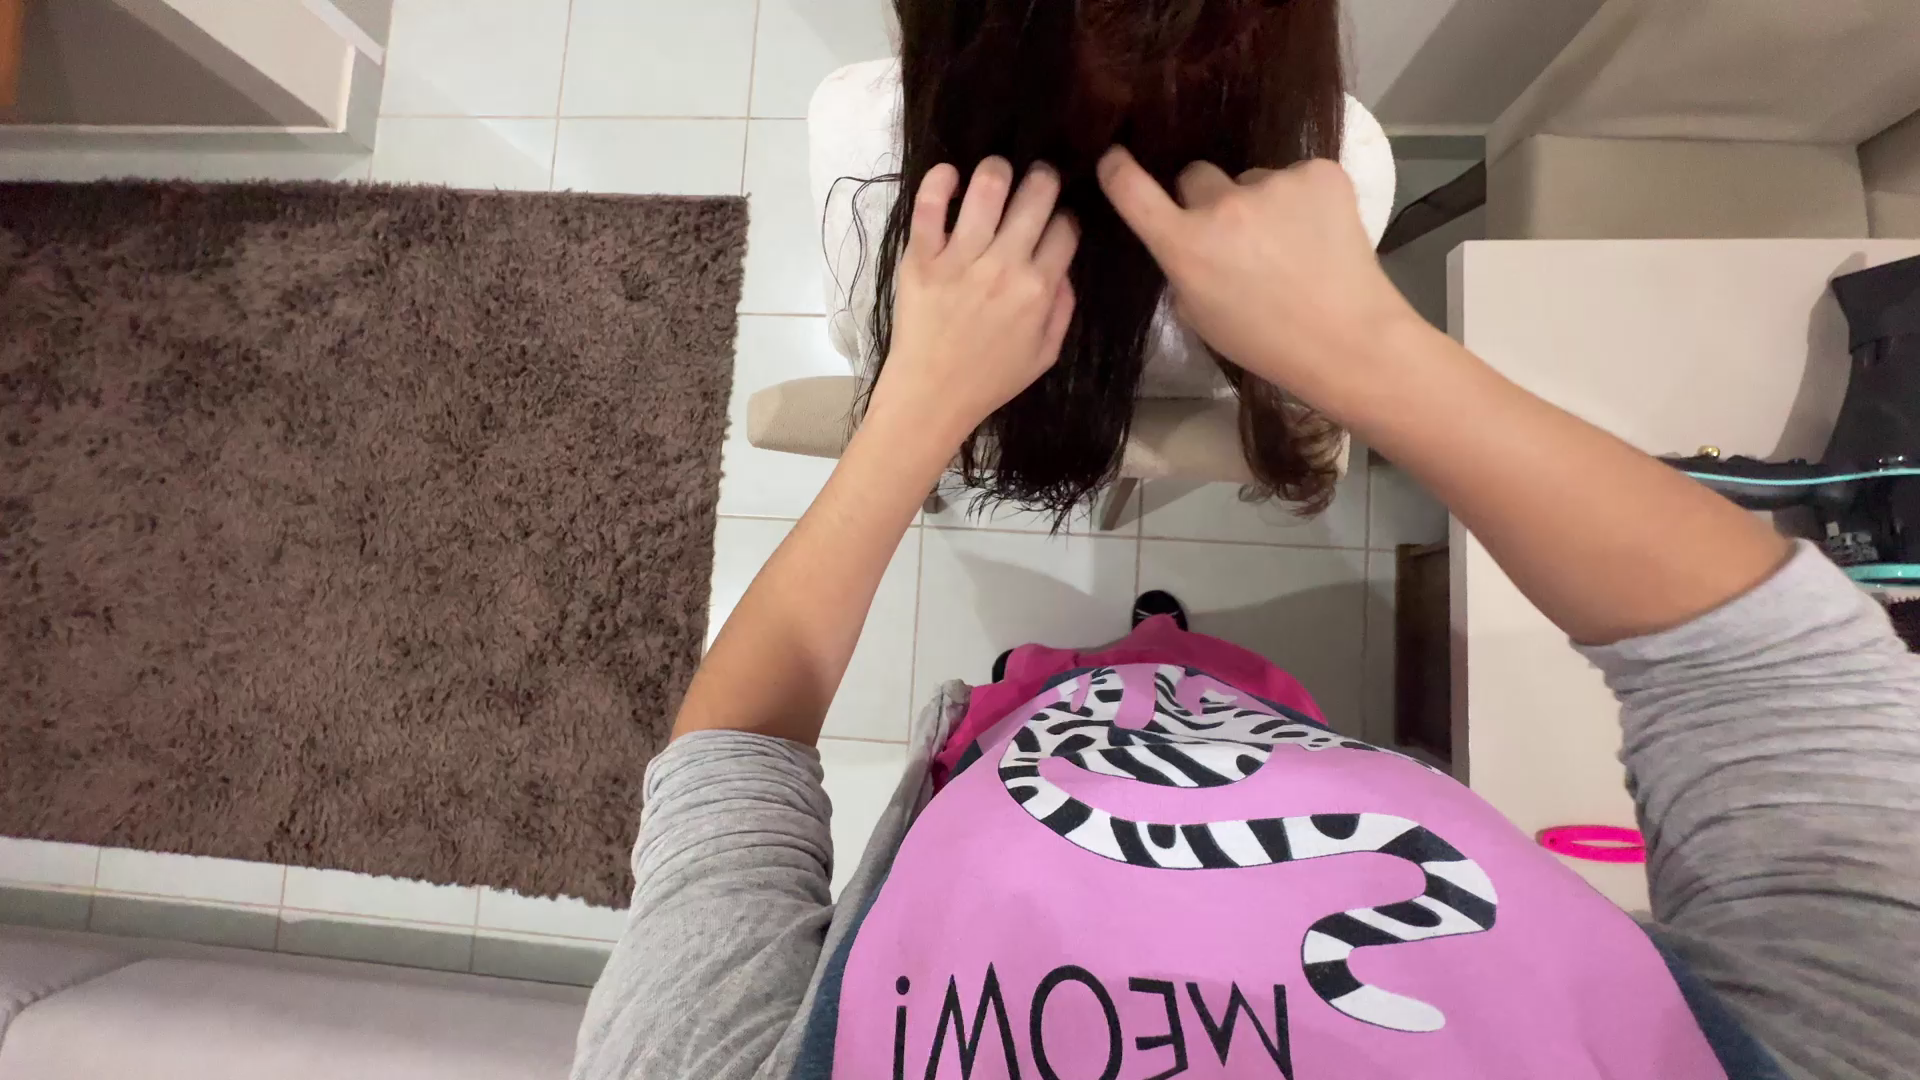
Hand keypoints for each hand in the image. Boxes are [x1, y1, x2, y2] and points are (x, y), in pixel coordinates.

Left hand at [866, 157, 1078, 448]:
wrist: (931, 397)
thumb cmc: (988, 381)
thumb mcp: (1043, 356)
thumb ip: (1063, 311)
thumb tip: (1064, 270)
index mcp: (1038, 290)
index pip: (1065, 228)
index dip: (1065, 219)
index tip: (1054, 223)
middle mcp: (1004, 266)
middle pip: (1036, 194)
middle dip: (1042, 179)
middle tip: (1034, 183)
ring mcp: (960, 259)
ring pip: (988, 186)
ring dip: (997, 170)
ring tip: (995, 176)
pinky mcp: (921, 258)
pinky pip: (928, 204)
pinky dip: (940, 180)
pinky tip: (950, 176)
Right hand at [1096, 146, 1420, 408]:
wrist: (1343, 336)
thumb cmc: (1260, 339)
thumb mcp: (1197, 313)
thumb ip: (1181, 266)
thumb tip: (1186, 237)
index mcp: (1185, 246)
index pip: (1133, 192)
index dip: (1118, 171)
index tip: (1113, 157)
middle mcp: (1223, 205)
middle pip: (1194, 177)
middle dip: (1201, 200)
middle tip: (1228, 237)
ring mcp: (1274, 182)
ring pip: (1248, 179)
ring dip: (1255, 202)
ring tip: (1284, 245)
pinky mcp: (1320, 171)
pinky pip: (1292, 176)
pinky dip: (1298, 200)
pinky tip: (1313, 234)